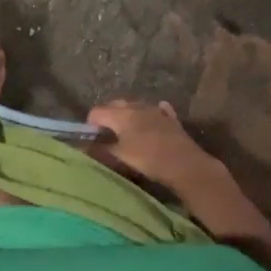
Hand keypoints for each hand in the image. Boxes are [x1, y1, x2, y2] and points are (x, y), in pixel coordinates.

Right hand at [85, 100, 212, 186]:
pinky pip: (156, 111)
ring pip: (135, 107)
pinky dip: (149, 115)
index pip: (96, 111)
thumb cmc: (148, 159)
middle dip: (107, 117)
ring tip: (126, 133)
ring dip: (127, 116)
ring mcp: (155, 111)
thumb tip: (85, 148)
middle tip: (106, 136)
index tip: (91, 139)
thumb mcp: (120, 157)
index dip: (90, 124)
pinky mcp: (170, 119)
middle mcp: (136, 106)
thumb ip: (101, 150)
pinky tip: (150, 123)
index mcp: (121, 114)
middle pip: (115, 105)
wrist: (185, 165)